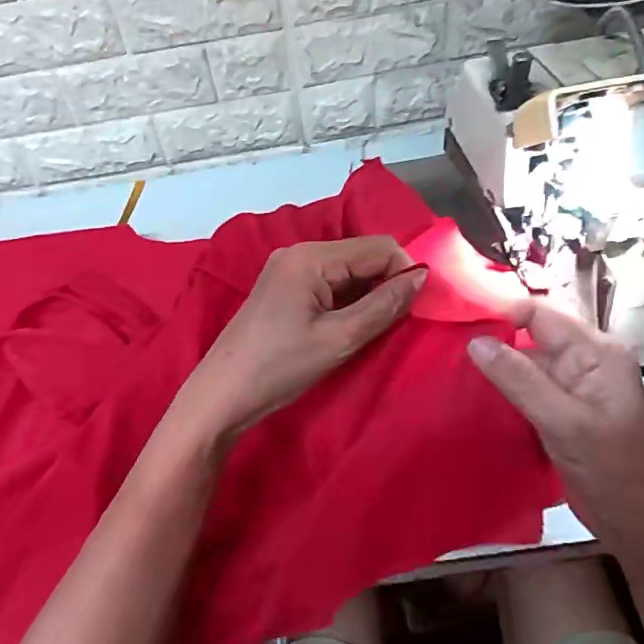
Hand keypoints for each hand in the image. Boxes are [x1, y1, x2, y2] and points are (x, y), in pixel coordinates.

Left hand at [176, 236, 426, 439]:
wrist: (221, 397)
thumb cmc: (279, 368)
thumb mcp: (339, 339)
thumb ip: (384, 305)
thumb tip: (422, 278)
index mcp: (310, 257)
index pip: (379, 247)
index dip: (405, 272)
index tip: (417, 308)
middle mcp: (299, 252)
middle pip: (363, 256)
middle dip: (388, 283)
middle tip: (398, 323)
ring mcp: (289, 269)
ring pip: (349, 271)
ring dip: (370, 295)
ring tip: (375, 329)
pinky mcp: (285, 288)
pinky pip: (331, 283)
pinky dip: (349, 301)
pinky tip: (351, 326)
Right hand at [467, 305, 643, 543]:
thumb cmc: (617, 473)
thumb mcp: (567, 423)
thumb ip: (521, 380)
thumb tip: (475, 341)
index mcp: (597, 352)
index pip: (541, 313)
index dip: (500, 311)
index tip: (456, 317)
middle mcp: (586, 363)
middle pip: (532, 337)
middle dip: (492, 340)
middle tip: (443, 345)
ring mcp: (574, 391)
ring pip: (527, 366)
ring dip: (494, 369)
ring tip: (447, 368)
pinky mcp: (563, 416)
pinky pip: (528, 393)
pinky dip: (503, 394)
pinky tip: (472, 398)